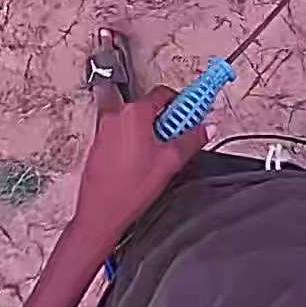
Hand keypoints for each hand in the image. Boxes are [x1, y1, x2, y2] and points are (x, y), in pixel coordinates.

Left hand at [72, 85, 206, 244]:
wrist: (99, 213)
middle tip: (178, 135)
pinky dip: (134, 139)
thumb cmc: (128, 189)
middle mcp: (117, 115)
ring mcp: (104, 129)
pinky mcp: (98, 144)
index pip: (162, 93)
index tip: (190, 112)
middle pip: (148, 106)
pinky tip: (142, 161)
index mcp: (135, 113)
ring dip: (150, 130)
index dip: (180, 102)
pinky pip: (121, 132)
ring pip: (134, 120)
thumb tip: (206, 129)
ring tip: (160, 152)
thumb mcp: (170, 161)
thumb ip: (192, 140)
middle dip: (166, 119)